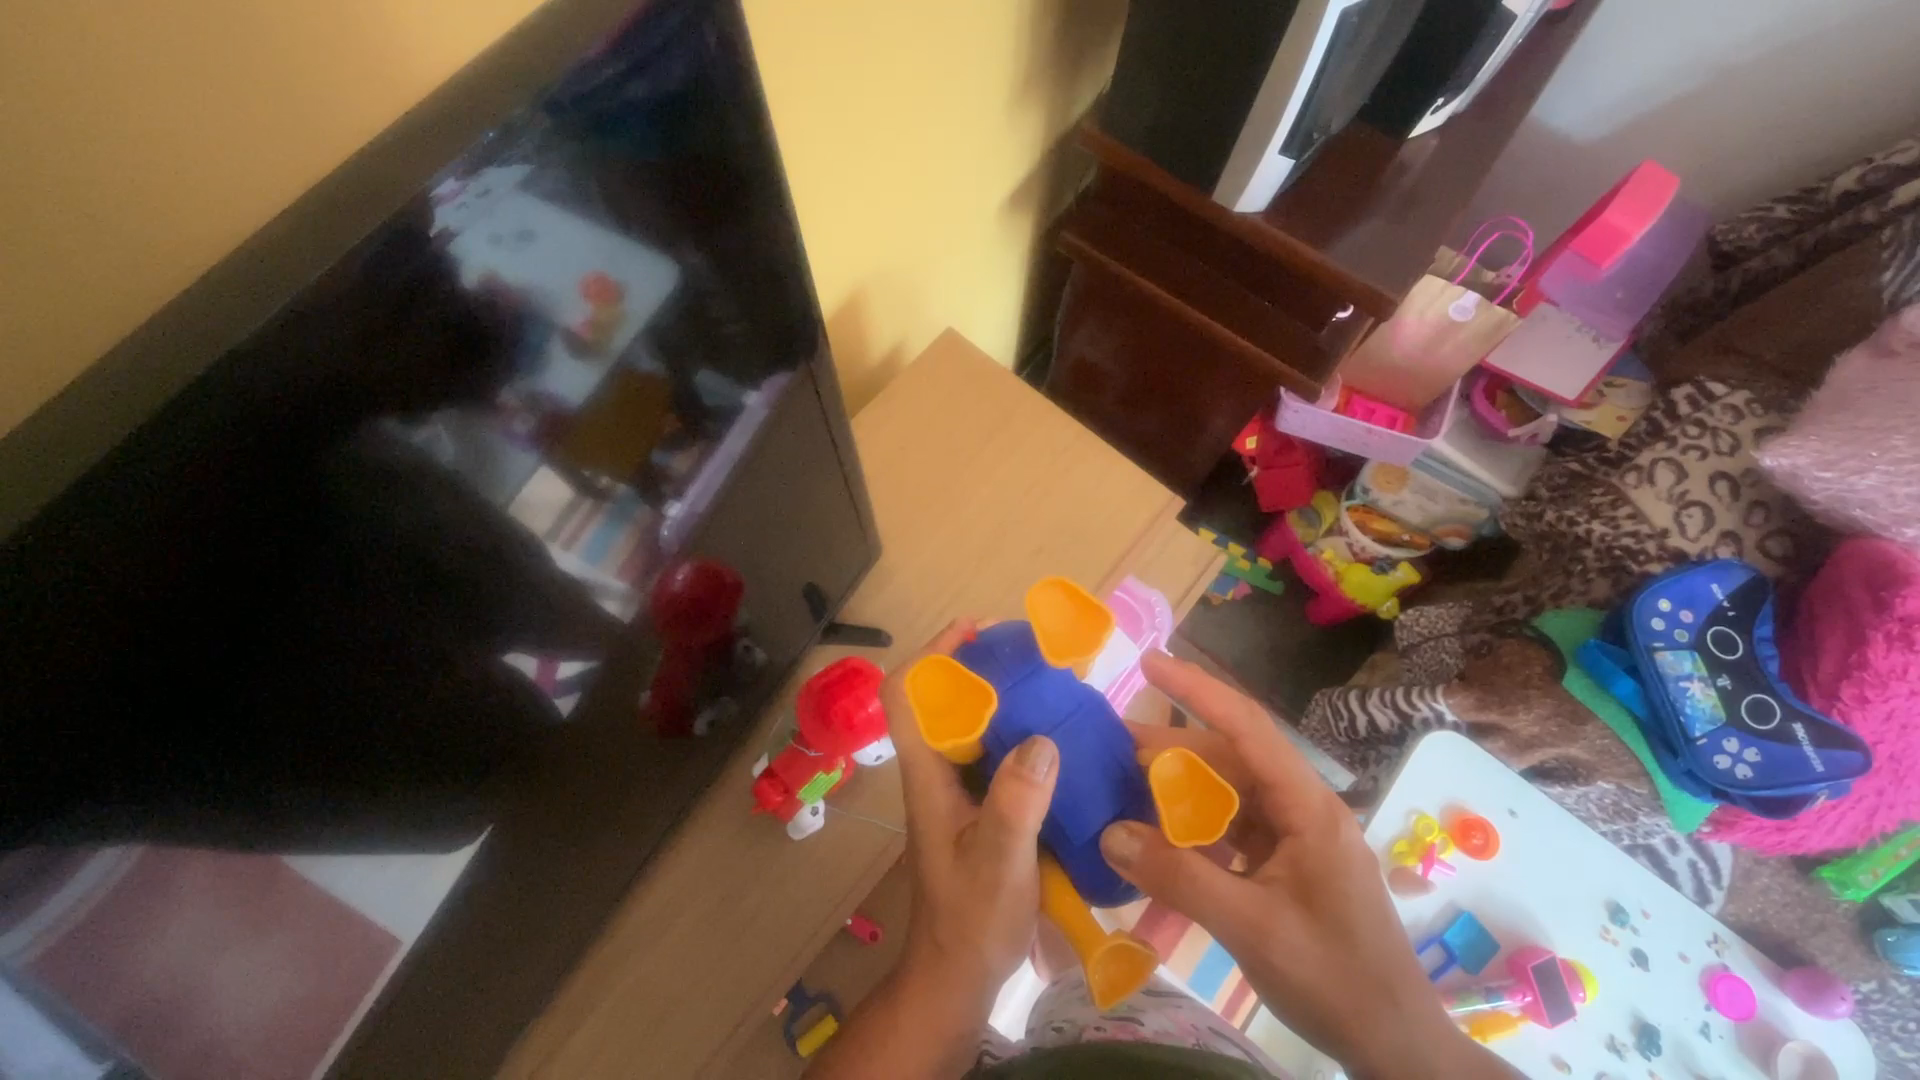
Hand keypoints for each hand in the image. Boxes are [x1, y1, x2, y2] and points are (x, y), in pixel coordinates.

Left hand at [885, 620, 1059, 1017]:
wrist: (958, 976)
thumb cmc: (970, 920)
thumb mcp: (1000, 861)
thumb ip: (1018, 802)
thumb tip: (1041, 739)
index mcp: (928, 775)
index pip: (906, 695)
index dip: (934, 654)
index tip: (977, 632)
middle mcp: (937, 774)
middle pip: (942, 701)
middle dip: (979, 667)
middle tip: (1032, 656)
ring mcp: (957, 793)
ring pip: (971, 727)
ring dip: (1004, 701)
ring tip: (1053, 688)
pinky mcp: (979, 811)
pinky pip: (995, 757)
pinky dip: (1021, 737)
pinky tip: (1061, 743)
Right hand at [1100, 652, 1511, 1079]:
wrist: (1395, 1045)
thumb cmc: (1334, 978)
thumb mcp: (1250, 927)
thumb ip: (1179, 877)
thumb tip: (1110, 834)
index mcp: (1307, 808)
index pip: (1248, 727)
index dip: (1197, 689)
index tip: (1150, 662)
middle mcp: (1302, 810)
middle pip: (1230, 760)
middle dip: (1171, 749)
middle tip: (1110, 747)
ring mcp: (1296, 839)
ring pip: (1228, 796)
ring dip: (1178, 792)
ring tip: (1124, 790)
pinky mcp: (1287, 867)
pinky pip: (1232, 832)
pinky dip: (1193, 831)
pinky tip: (1159, 842)